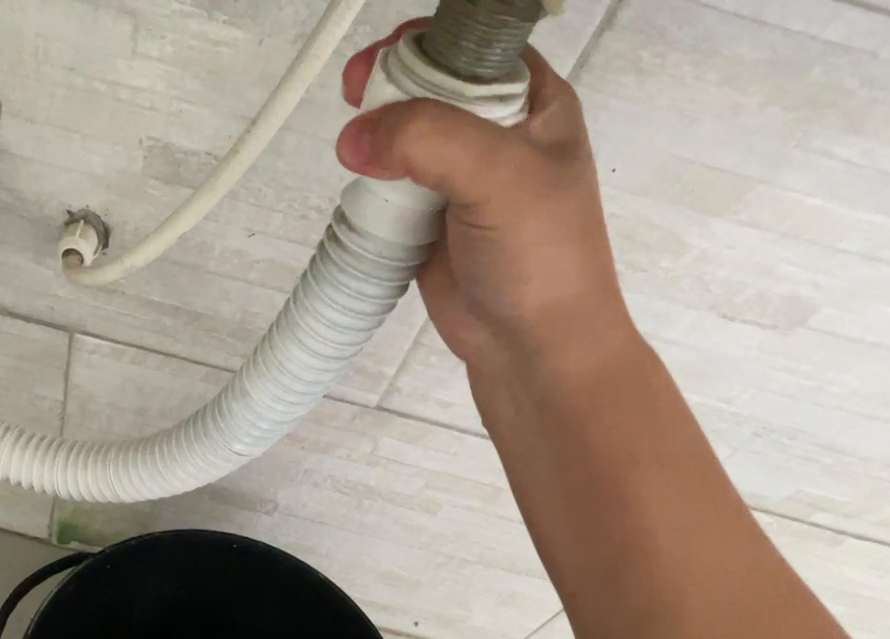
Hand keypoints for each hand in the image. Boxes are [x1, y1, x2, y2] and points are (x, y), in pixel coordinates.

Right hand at [338, 23, 636, 386]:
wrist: (530, 345)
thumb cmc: (539, 256)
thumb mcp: (500, 176)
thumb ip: (430, 141)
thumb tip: (353, 138)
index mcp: (532, 103)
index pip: (476, 45)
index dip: (429, 40)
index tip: (382, 57)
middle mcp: (494, 135)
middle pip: (430, 87)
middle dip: (390, 84)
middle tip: (354, 92)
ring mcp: (457, 183)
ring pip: (404, 140)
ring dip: (374, 137)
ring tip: (350, 148)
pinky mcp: (426, 224)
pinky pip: (389, 190)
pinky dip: (369, 185)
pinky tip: (356, 185)